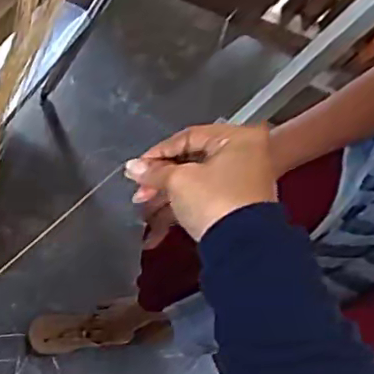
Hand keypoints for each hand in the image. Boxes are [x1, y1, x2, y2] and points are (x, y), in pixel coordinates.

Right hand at [126, 123, 279, 245]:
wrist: (240, 237)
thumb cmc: (213, 198)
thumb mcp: (177, 180)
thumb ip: (153, 171)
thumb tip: (132, 166)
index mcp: (236, 138)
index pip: (187, 137)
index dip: (156, 153)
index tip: (135, 169)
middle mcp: (242, 152)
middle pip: (187, 159)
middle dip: (158, 177)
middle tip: (140, 191)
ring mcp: (237, 176)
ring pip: (190, 179)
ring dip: (162, 194)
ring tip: (142, 208)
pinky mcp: (231, 198)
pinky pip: (197, 194)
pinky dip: (175, 205)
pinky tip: (155, 224)